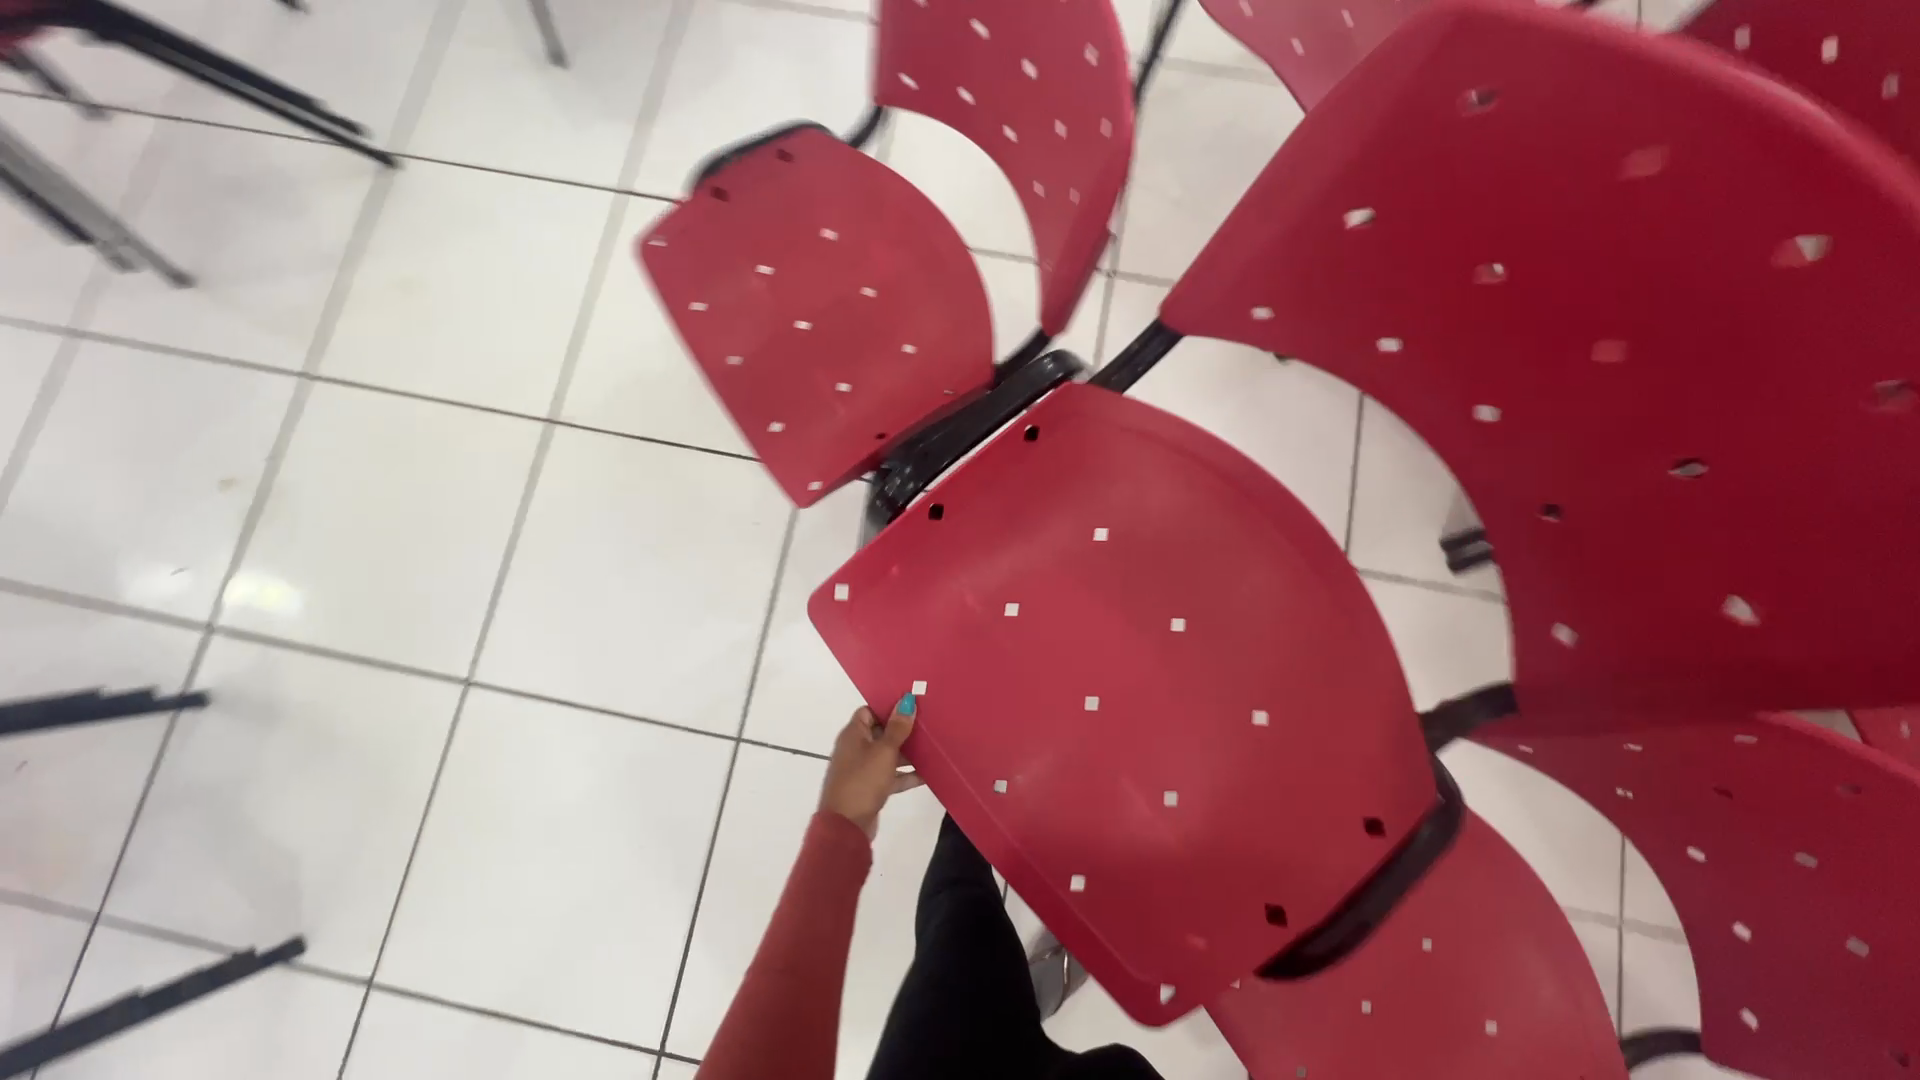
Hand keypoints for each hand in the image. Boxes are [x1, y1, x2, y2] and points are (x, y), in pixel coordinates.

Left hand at [820, 695, 924, 837]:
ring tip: (932, 747)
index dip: (888, 707)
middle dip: (902, 729)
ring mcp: (862, 770)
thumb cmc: (862, 781)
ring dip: (907, 753)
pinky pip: (890, 776)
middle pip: (880, 732)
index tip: (911, 705)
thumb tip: (907, 700)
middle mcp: (855, 749)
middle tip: (928, 723)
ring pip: (887, 755)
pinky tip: (927, 774)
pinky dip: (905, 775)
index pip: (869, 711)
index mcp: (853, 734)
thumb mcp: (884, 751)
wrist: (846, 826)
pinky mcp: (870, 788)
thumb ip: (897, 728)